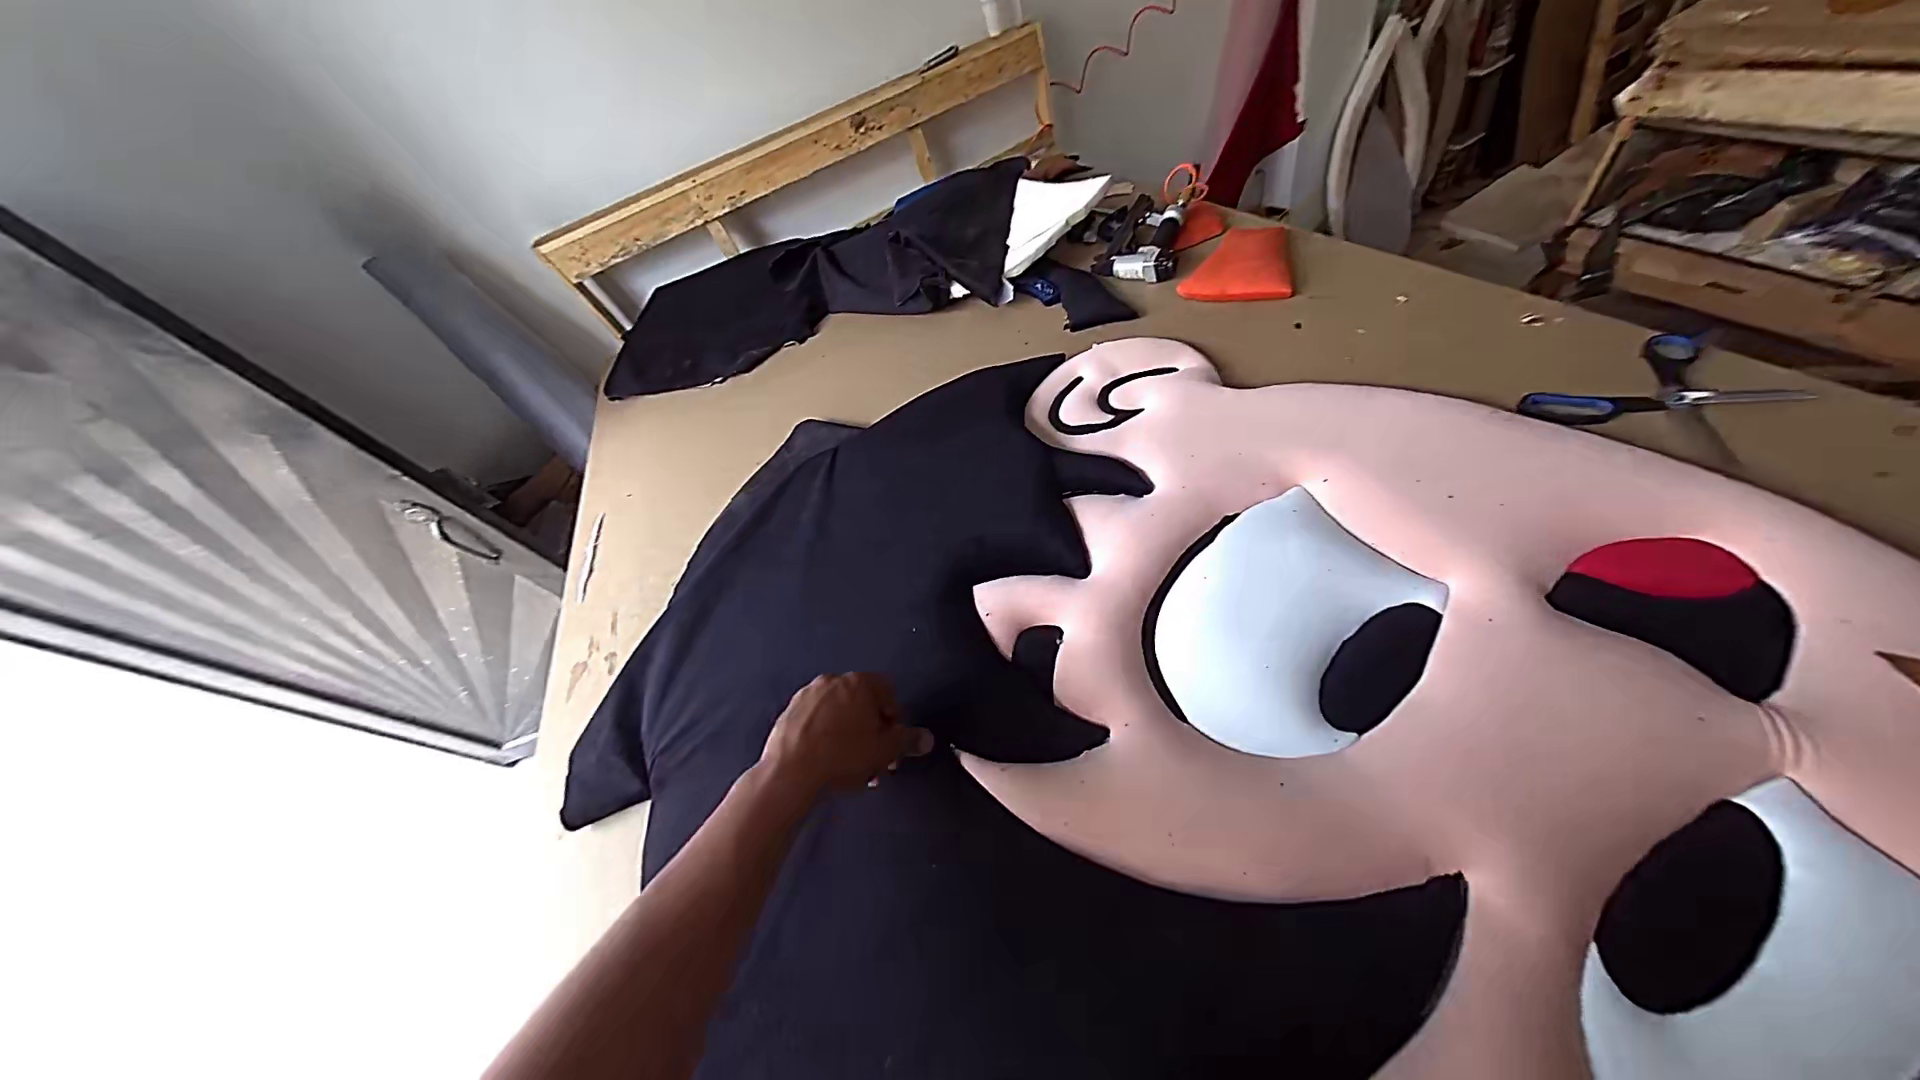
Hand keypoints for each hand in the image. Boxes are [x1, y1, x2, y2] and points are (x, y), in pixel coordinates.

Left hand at [760, 673, 934, 794]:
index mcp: (859, 683)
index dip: (894, 716)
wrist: (790, 775)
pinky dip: (824, 733)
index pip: (888, 690)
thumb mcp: (884, 752)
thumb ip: (908, 741)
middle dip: (871, 728)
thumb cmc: (839, 758)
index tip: (891, 738)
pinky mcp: (790, 712)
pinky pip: (816, 719)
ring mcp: (808, 695)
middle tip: (873, 755)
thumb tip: (925, 739)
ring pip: (839, 711)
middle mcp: (832, 681)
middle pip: (862, 701)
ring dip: (848, 732)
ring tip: (850, 763)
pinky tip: (826, 758)